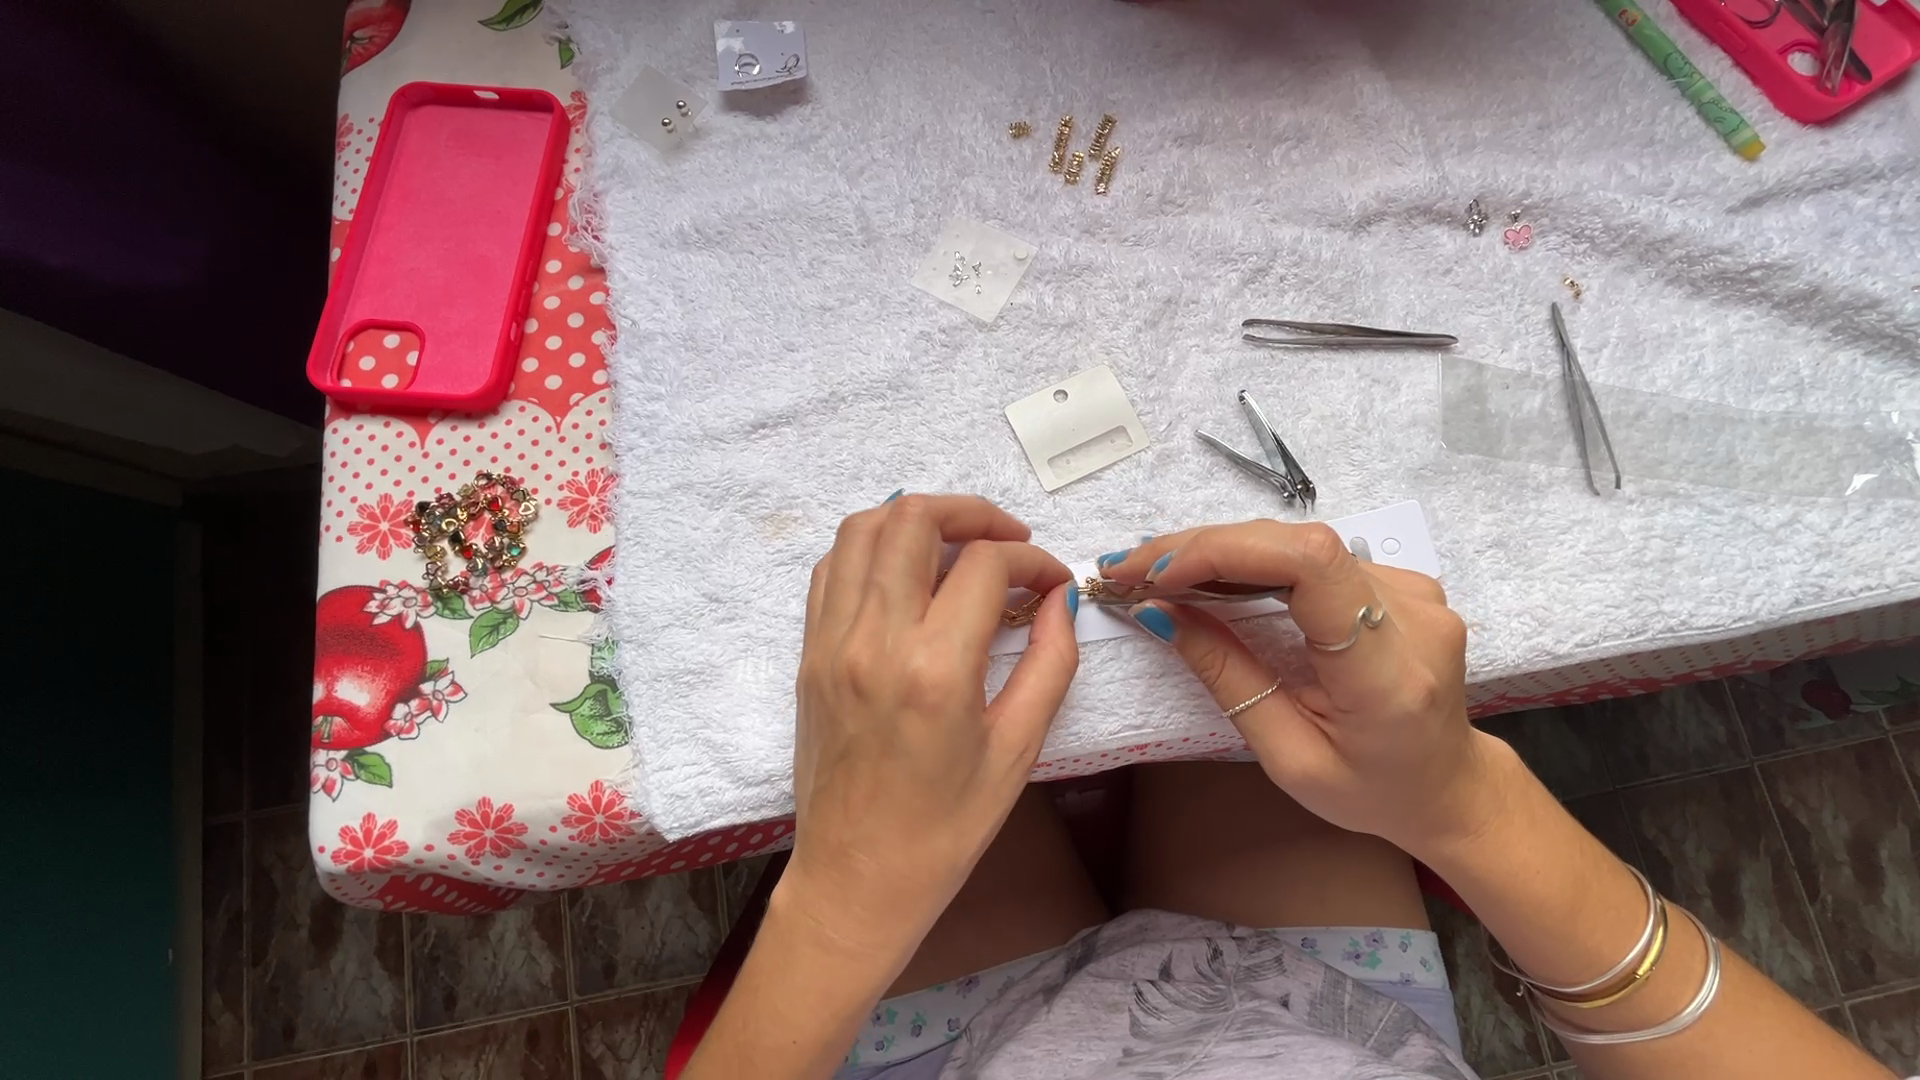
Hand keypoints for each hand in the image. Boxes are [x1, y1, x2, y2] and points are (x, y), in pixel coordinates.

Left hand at [787, 494, 1080, 955]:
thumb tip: (1060, 598)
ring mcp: (829, 641)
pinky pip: (832, 567)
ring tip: (957, 542)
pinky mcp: (807, 651)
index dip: (1032, 560)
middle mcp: (872, 639)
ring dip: (917, 517)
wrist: (855, 879)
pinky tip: (905, 571)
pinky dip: (871, 547)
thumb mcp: (1018, 749)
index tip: (1052, 582)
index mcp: (933, 669)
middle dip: (973, 512)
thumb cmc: (945, 827)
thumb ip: (1050, 661)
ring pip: (862, 528)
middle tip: (1008, 539)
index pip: (985, 564)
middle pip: (913, 519)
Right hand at [1100, 520, 1501, 855]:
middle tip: (1127, 570)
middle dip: (1198, 548)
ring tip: (1150, 569)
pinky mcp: (1394, 582)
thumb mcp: (1288, 755)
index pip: (1310, 566)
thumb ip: (1228, 678)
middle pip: (1292, 542)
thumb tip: (1158, 613)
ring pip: (1292, 540)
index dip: (1226, 553)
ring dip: (1213, 549)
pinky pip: (1305, 553)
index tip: (1159, 578)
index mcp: (1387, 671)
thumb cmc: (1371, 791)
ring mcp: (1409, 588)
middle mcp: (1410, 612)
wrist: (1450, 787)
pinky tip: (1200, 571)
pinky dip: (1243, 557)